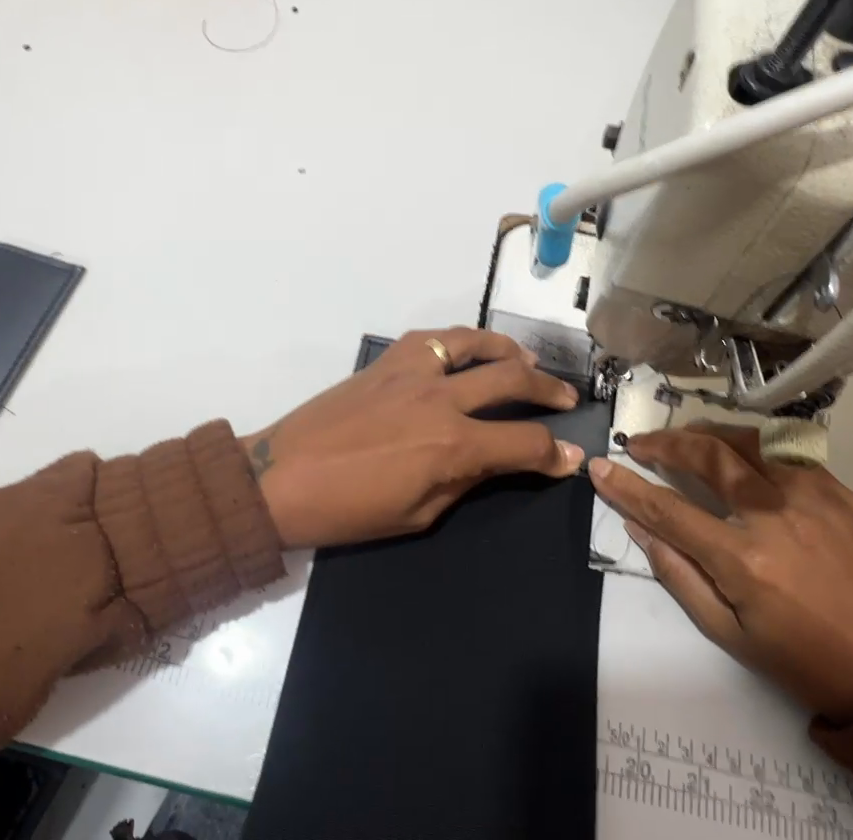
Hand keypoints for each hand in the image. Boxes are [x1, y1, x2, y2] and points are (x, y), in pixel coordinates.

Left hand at [246, 328, 584, 548]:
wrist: (281, 480)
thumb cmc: (350, 512)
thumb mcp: (419, 514)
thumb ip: (465, 481)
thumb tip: (496, 462)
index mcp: (453, 445)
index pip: (524, 443)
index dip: (555, 454)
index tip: (571, 459)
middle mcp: (441, 399)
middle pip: (511, 380)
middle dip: (549, 391)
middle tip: (566, 400)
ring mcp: (413, 373)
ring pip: (474, 344)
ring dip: (510, 351)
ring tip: (528, 360)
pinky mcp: (388, 362)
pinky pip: (433, 339)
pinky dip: (461, 341)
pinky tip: (469, 350)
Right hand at [589, 424, 852, 720]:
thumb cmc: (799, 659)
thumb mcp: (727, 633)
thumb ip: (678, 574)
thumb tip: (638, 527)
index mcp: (745, 559)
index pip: (669, 510)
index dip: (627, 487)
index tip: (601, 467)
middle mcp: (778, 515)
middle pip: (709, 456)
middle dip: (666, 442)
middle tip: (641, 443)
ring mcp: (815, 496)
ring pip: (749, 440)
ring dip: (709, 433)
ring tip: (685, 438)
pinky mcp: (842, 492)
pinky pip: (788, 452)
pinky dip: (754, 445)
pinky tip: (740, 452)